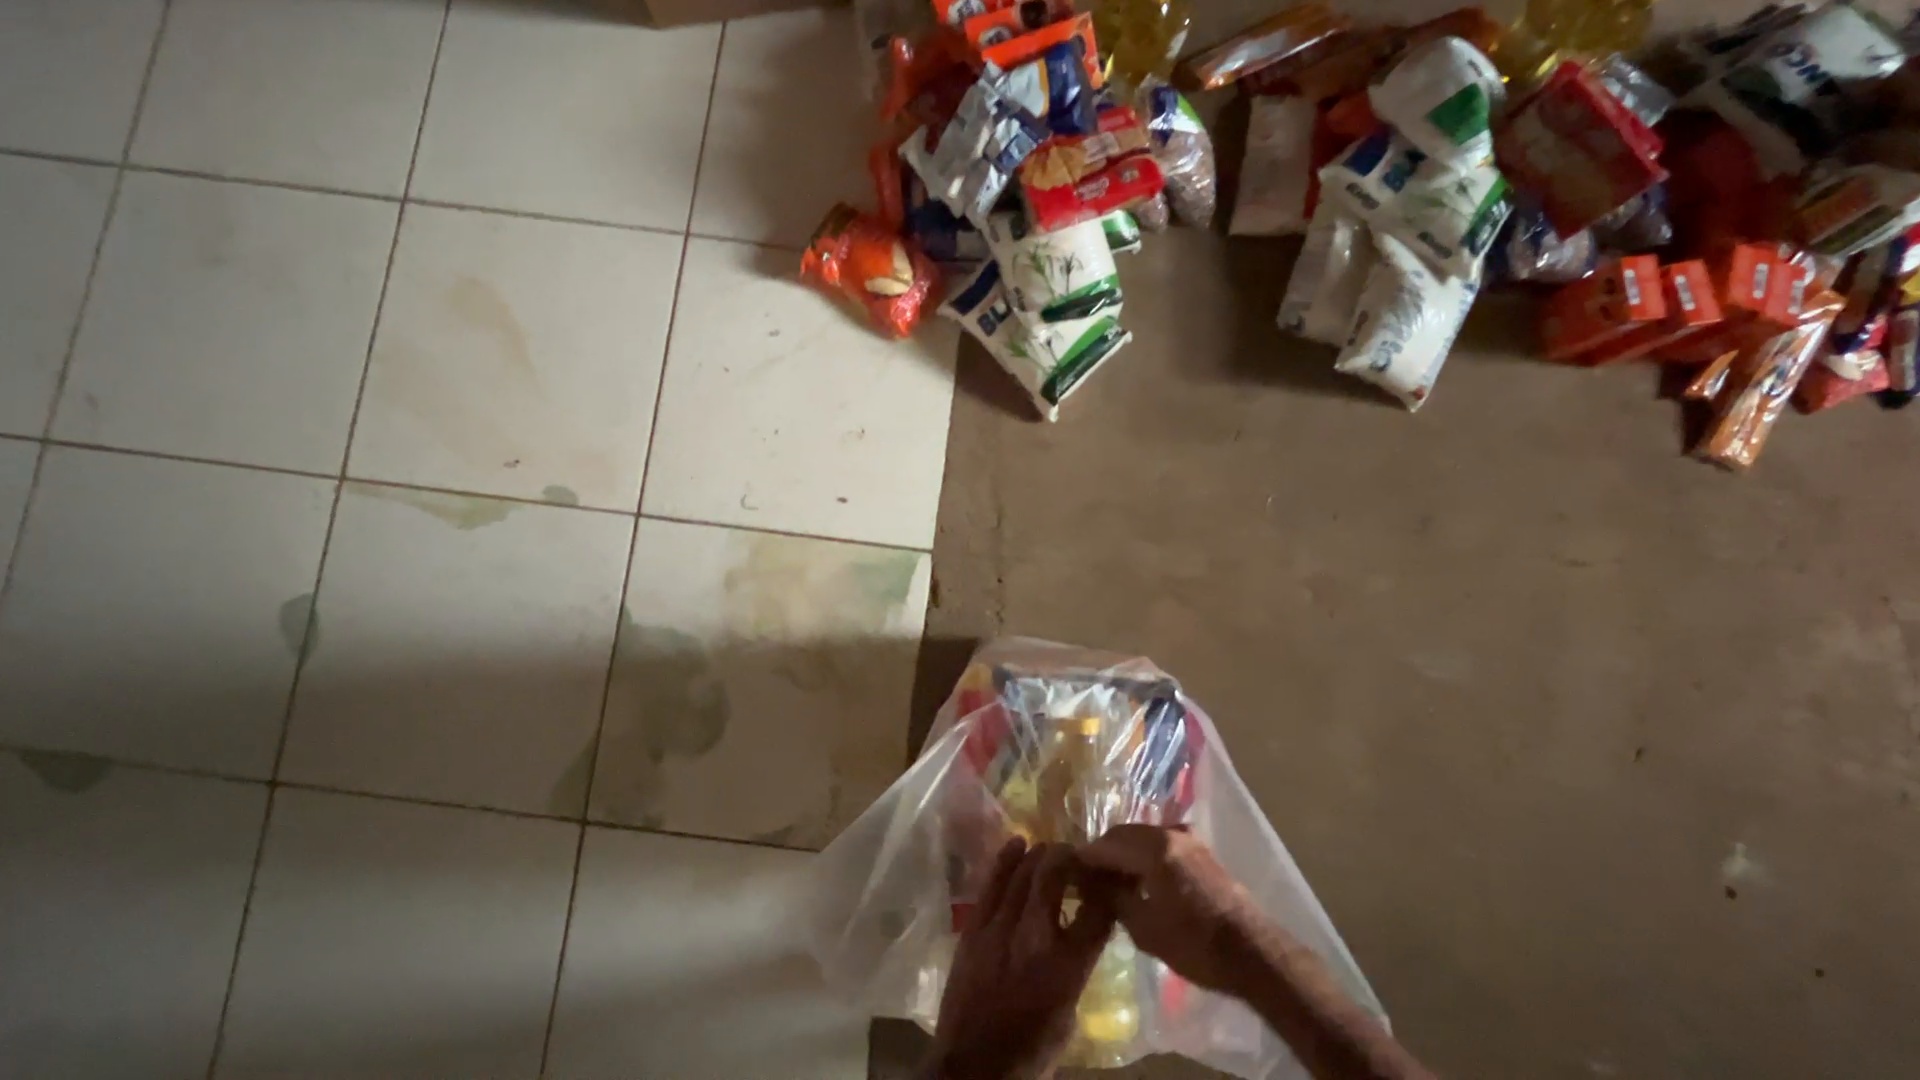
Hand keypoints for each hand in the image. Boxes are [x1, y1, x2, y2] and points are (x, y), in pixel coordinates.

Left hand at [925, 838, 1115, 1079]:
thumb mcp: (1070, 1012)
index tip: (1110, 875)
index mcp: (1069, 965)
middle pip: (1056, 876)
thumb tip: (1079, 936)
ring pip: (1023, 873)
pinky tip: (1016, 844)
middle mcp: (1036, 937)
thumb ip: (1076, 967)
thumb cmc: (1031, 1049)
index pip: (1097, 910)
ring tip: (1052, 848)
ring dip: (1040, 855)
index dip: (1106, 886)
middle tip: (1078, 855)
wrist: (975, 1066)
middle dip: (1070, 858)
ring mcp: (1001, 929)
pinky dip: (1004, 861)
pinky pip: (991, 885)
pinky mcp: (974, 929)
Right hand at [1077, 825, 1266, 995]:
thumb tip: (1091, 882)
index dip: (1085, 857)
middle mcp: (1171, 833)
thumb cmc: (1194, 943)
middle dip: (1105, 852)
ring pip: (1145, 838)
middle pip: (1125, 834)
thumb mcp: (1143, 927)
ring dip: (1126, 853)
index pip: (1107, 844)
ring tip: (1113, 881)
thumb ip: (1113, 897)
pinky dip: (1146, 856)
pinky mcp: (1203, 854)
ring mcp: (1190, 841)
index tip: (1068, 871)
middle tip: (1088, 877)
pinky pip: (1163, 845)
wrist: (1252, 953)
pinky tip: (1142, 880)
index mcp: (1153, 847)